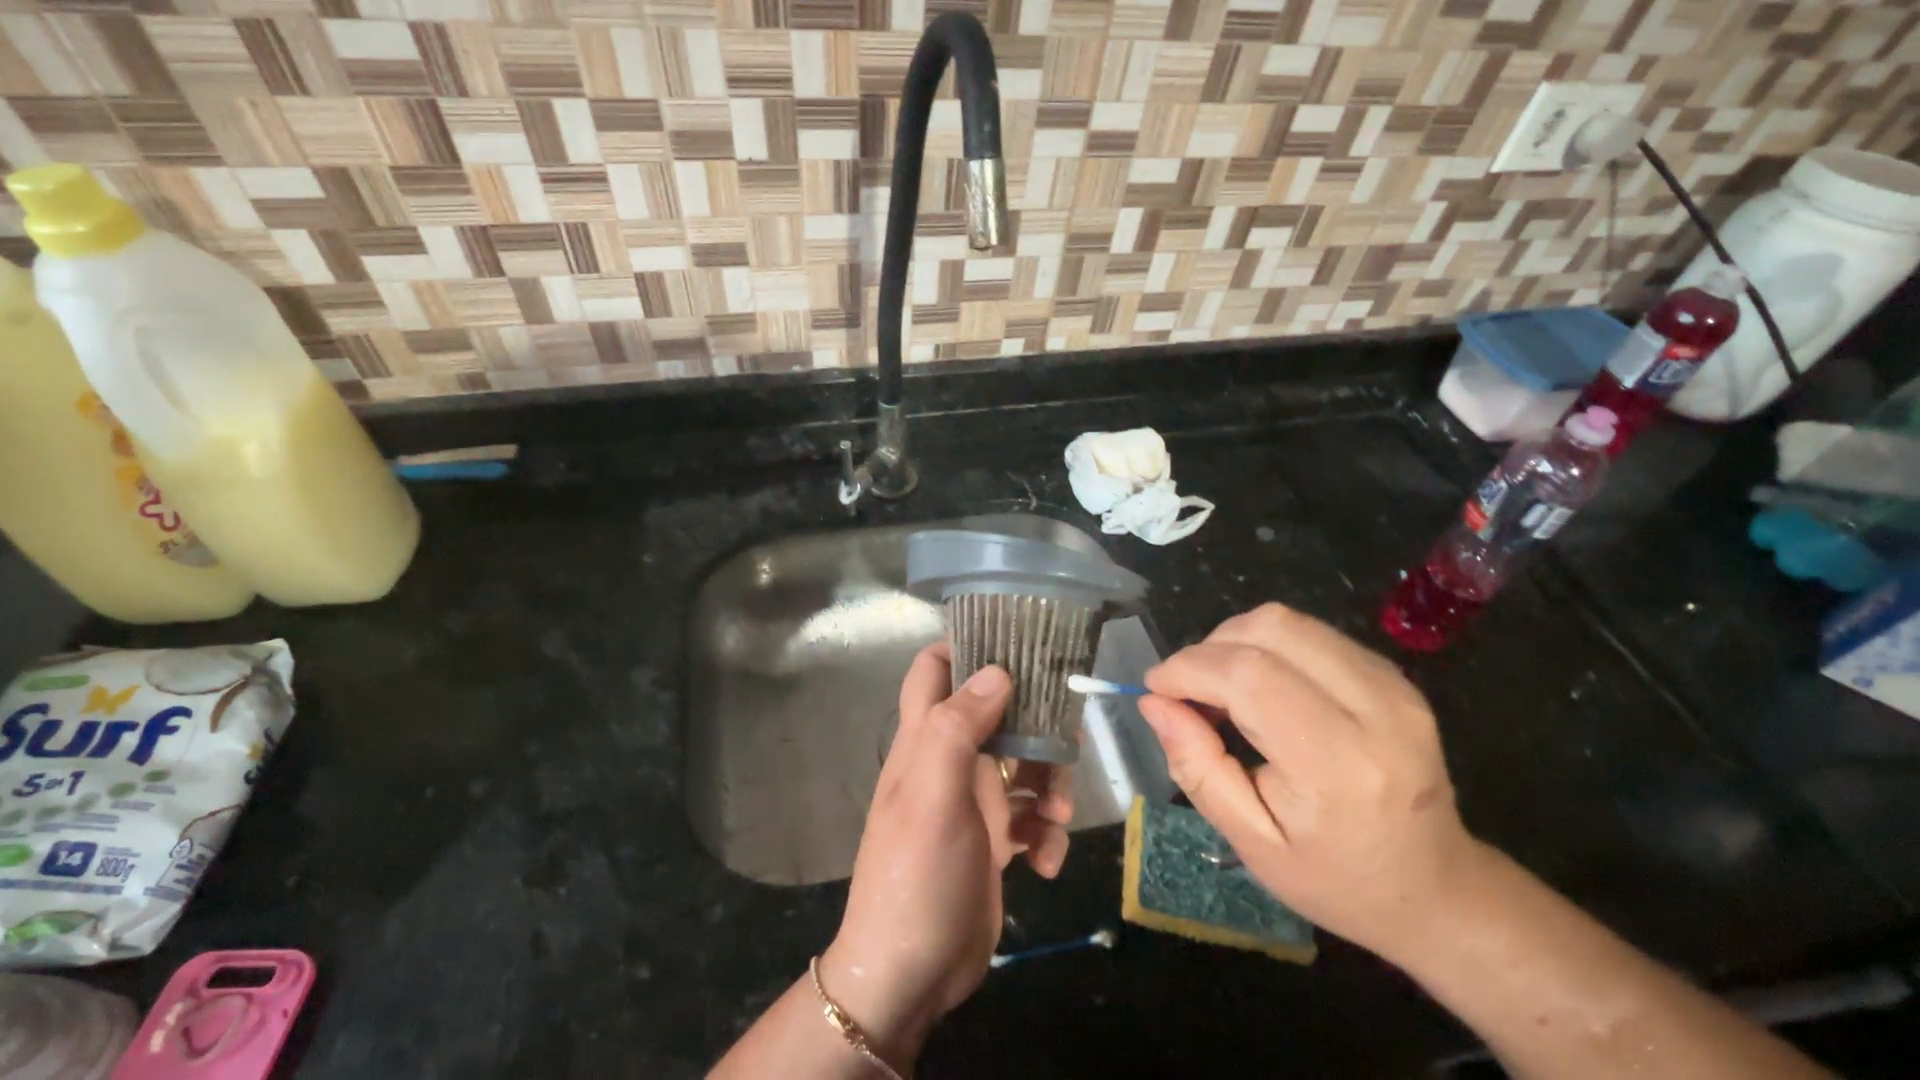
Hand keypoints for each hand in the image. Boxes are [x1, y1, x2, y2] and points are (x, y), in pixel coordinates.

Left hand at [820, 644, 1072, 1065]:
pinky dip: (1043, 835)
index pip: (933, 671)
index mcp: (923, 743)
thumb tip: (995, 670)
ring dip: (1048, 788)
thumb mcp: (933, 798)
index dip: (967, 648)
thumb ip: (958, 729)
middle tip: (1065, 746)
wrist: (908, 975)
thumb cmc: (915, 878)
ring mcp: (972, 805)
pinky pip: (1029, 820)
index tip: (1018, 644)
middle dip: (1036, 728)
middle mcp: (947, 765)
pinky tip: (1045, 864)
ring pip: (1024, 768)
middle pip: (999, 717)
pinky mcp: (992, 844)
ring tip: (1054, 821)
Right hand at [1138, 603, 1485, 958]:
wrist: (1431, 888)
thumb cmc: (1333, 878)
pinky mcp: (1397, 677)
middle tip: (1188, 694)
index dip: (1189, 668)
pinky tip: (1260, 689)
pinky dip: (1270, 648)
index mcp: (1337, 763)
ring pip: (1291, 623)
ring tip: (1221, 691)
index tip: (1156, 688)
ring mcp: (1394, 687)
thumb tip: (1154, 702)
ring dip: (1237, 643)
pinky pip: (1315, 635)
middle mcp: (1374, 710)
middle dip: (1210, 648)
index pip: (1249, 676)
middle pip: (1271, 630)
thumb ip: (1198, 767)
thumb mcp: (1251, 841)